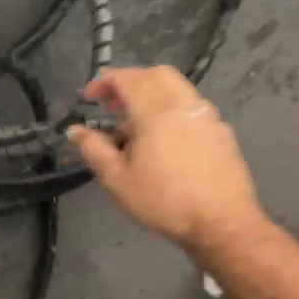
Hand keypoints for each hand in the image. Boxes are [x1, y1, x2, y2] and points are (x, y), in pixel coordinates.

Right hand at [66, 67, 266, 251]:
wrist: (223, 223)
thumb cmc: (164, 201)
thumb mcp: (116, 178)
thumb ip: (93, 149)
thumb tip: (75, 130)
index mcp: (157, 113)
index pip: (128, 78)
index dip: (104, 81)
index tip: (88, 97)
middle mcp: (185, 107)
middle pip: (157, 74)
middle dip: (130, 81)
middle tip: (111, 103)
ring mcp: (208, 118)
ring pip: (178, 88)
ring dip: (151, 94)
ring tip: (134, 123)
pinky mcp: (221, 132)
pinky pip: (191, 106)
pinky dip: (170, 108)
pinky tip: (162, 138)